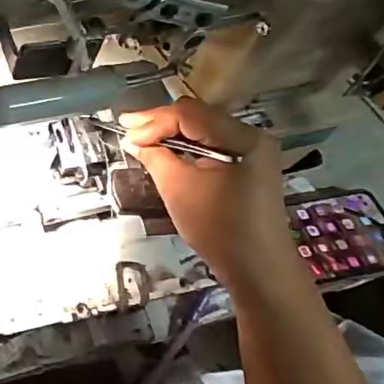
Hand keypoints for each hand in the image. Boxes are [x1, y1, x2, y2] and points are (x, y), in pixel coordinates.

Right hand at [120, 97, 296, 281]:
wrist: (259, 269)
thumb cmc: (220, 229)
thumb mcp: (179, 190)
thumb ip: (156, 157)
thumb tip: (134, 140)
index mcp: (243, 137)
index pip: (189, 114)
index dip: (154, 121)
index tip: (125, 131)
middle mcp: (252, 135)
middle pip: (198, 116)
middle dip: (161, 122)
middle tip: (129, 130)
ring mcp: (253, 150)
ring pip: (204, 129)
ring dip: (172, 133)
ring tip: (141, 139)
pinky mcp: (249, 165)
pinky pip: (212, 144)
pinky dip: (187, 146)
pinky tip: (167, 151)